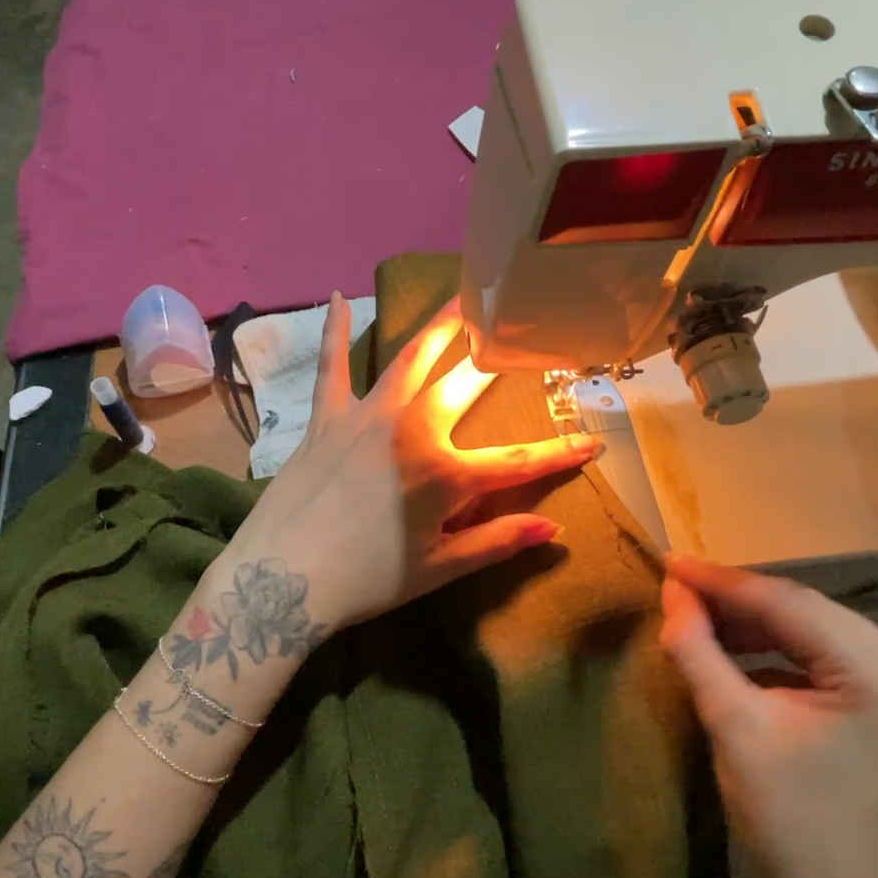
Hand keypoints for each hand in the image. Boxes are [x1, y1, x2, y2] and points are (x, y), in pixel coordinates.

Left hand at [226, 293, 600, 632]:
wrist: (283, 578)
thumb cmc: (366, 580)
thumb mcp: (438, 569)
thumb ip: (496, 544)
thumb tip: (554, 530)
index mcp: (446, 474)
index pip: (518, 462)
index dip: (561, 453)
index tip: (594, 440)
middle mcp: (412, 430)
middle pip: (466, 386)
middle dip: (499, 359)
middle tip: (524, 329)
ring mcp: (366, 417)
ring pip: (410, 359)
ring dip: (440, 327)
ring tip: (464, 298)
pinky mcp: (326, 417)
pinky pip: (332, 366)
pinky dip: (335, 331)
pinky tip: (337, 297)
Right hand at [658, 555, 877, 877]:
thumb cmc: (785, 818)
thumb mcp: (732, 726)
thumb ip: (699, 649)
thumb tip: (673, 591)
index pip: (792, 606)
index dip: (723, 582)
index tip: (671, 563)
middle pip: (811, 612)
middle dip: (740, 600)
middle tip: (680, 589)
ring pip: (821, 628)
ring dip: (761, 622)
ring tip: (702, 617)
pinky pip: (835, 654)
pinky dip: (785, 647)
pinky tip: (742, 647)